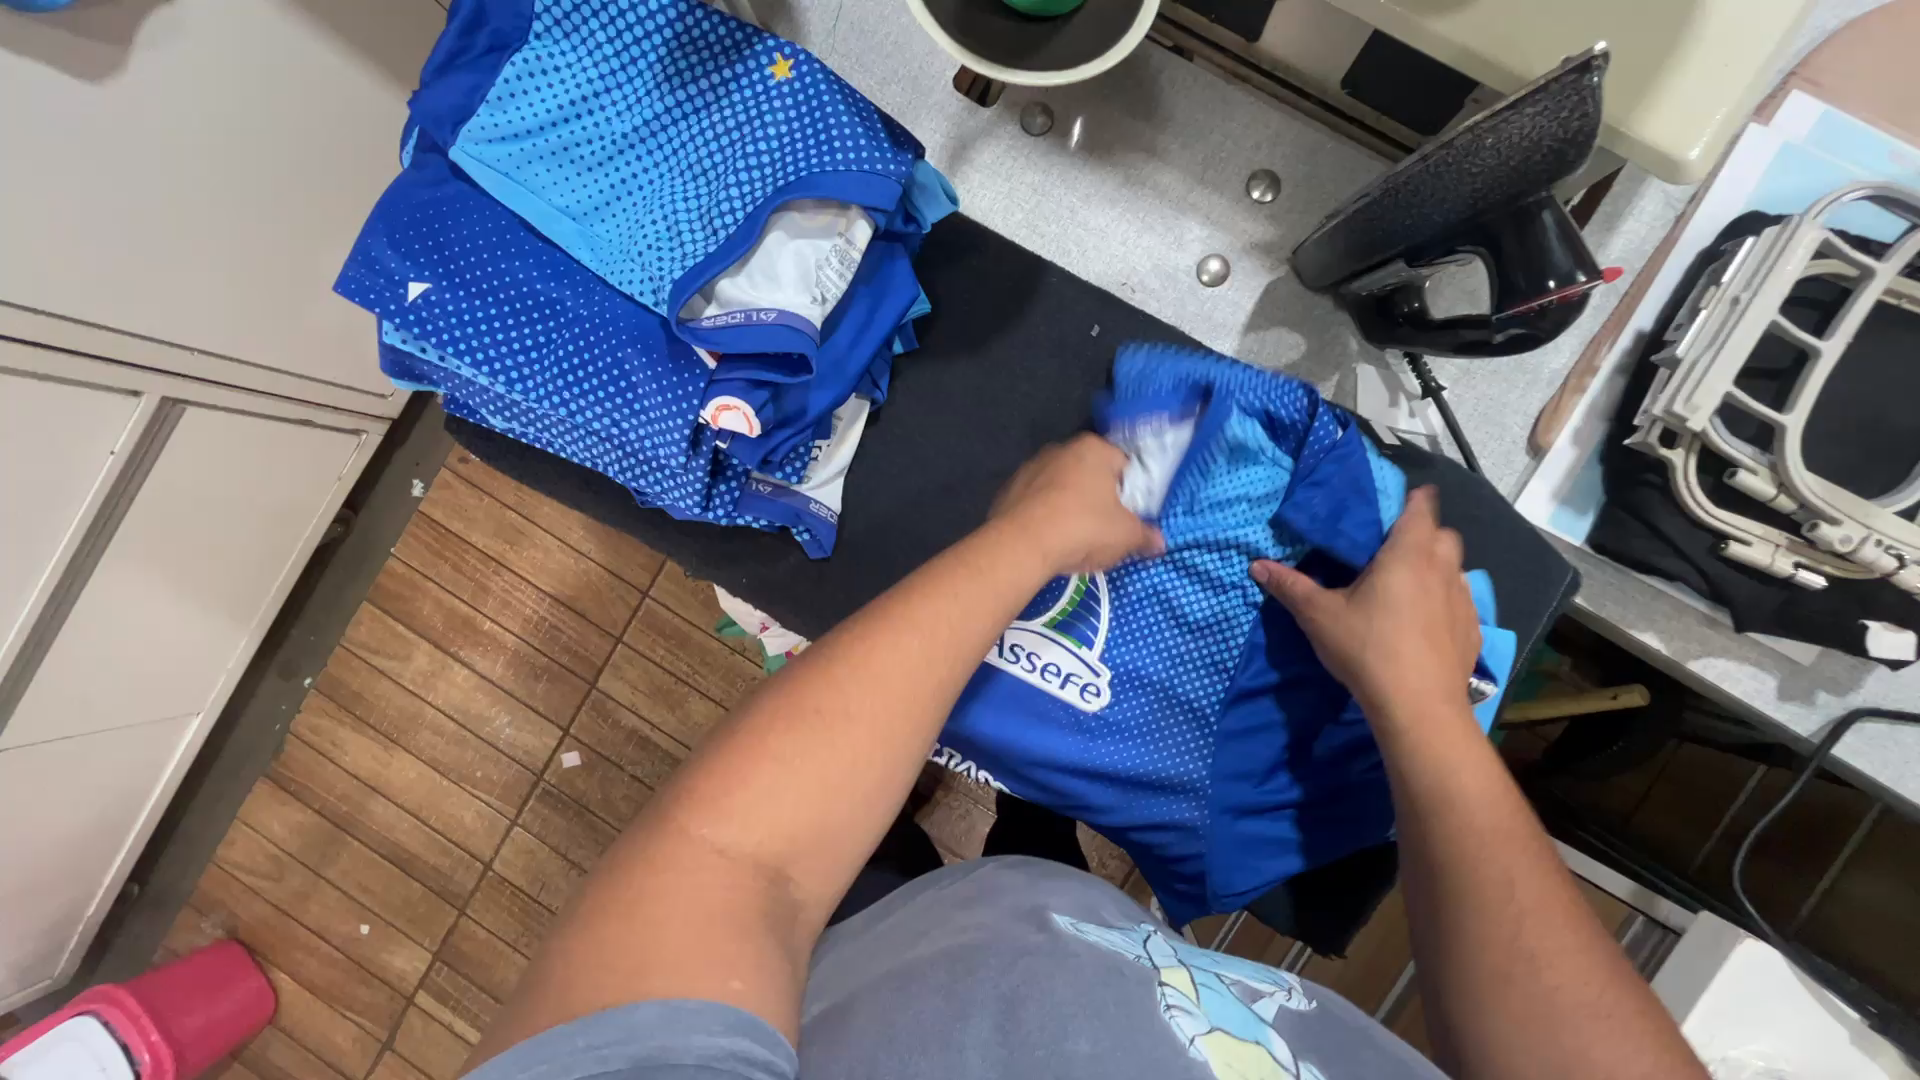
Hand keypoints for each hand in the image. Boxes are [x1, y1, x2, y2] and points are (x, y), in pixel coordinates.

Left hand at [990, 434, 1163, 576]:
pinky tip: (1047, 539)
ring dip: (1068, 507)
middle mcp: (1060, 449)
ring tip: (1073, 538)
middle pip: (1089, 474)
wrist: (1021, 545)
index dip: (1130, 491)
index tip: (1129, 515)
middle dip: (1098, 498)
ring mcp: (1030, 467)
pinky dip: (1043, 516)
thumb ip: (1145, 536)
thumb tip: (1159, 543)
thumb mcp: (1125, 536)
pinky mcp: (1008, 489)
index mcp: (1093, 448)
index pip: (1123, 464)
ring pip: (1060, 487)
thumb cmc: (1083, 529)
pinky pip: (1035, 502)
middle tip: (1104, 529)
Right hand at [1250, 486, 1479, 718]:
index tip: (1392, 502)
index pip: (1421, 507)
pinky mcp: (1472, 628)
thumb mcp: (1318, 615)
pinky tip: (1423, 621)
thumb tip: (1257, 564)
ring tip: (1405, 585)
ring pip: (1454, 567)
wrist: (1417, 705)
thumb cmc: (1367, 647)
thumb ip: (1289, 586)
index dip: (1410, 498)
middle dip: (1423, 533)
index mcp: (1407, 554)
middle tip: (1390, 548)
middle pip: (1443, 534)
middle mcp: (1442, 568)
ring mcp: (1463, 599)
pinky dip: (1444, 600)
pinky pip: (1459, 600)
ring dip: (1435, 567)